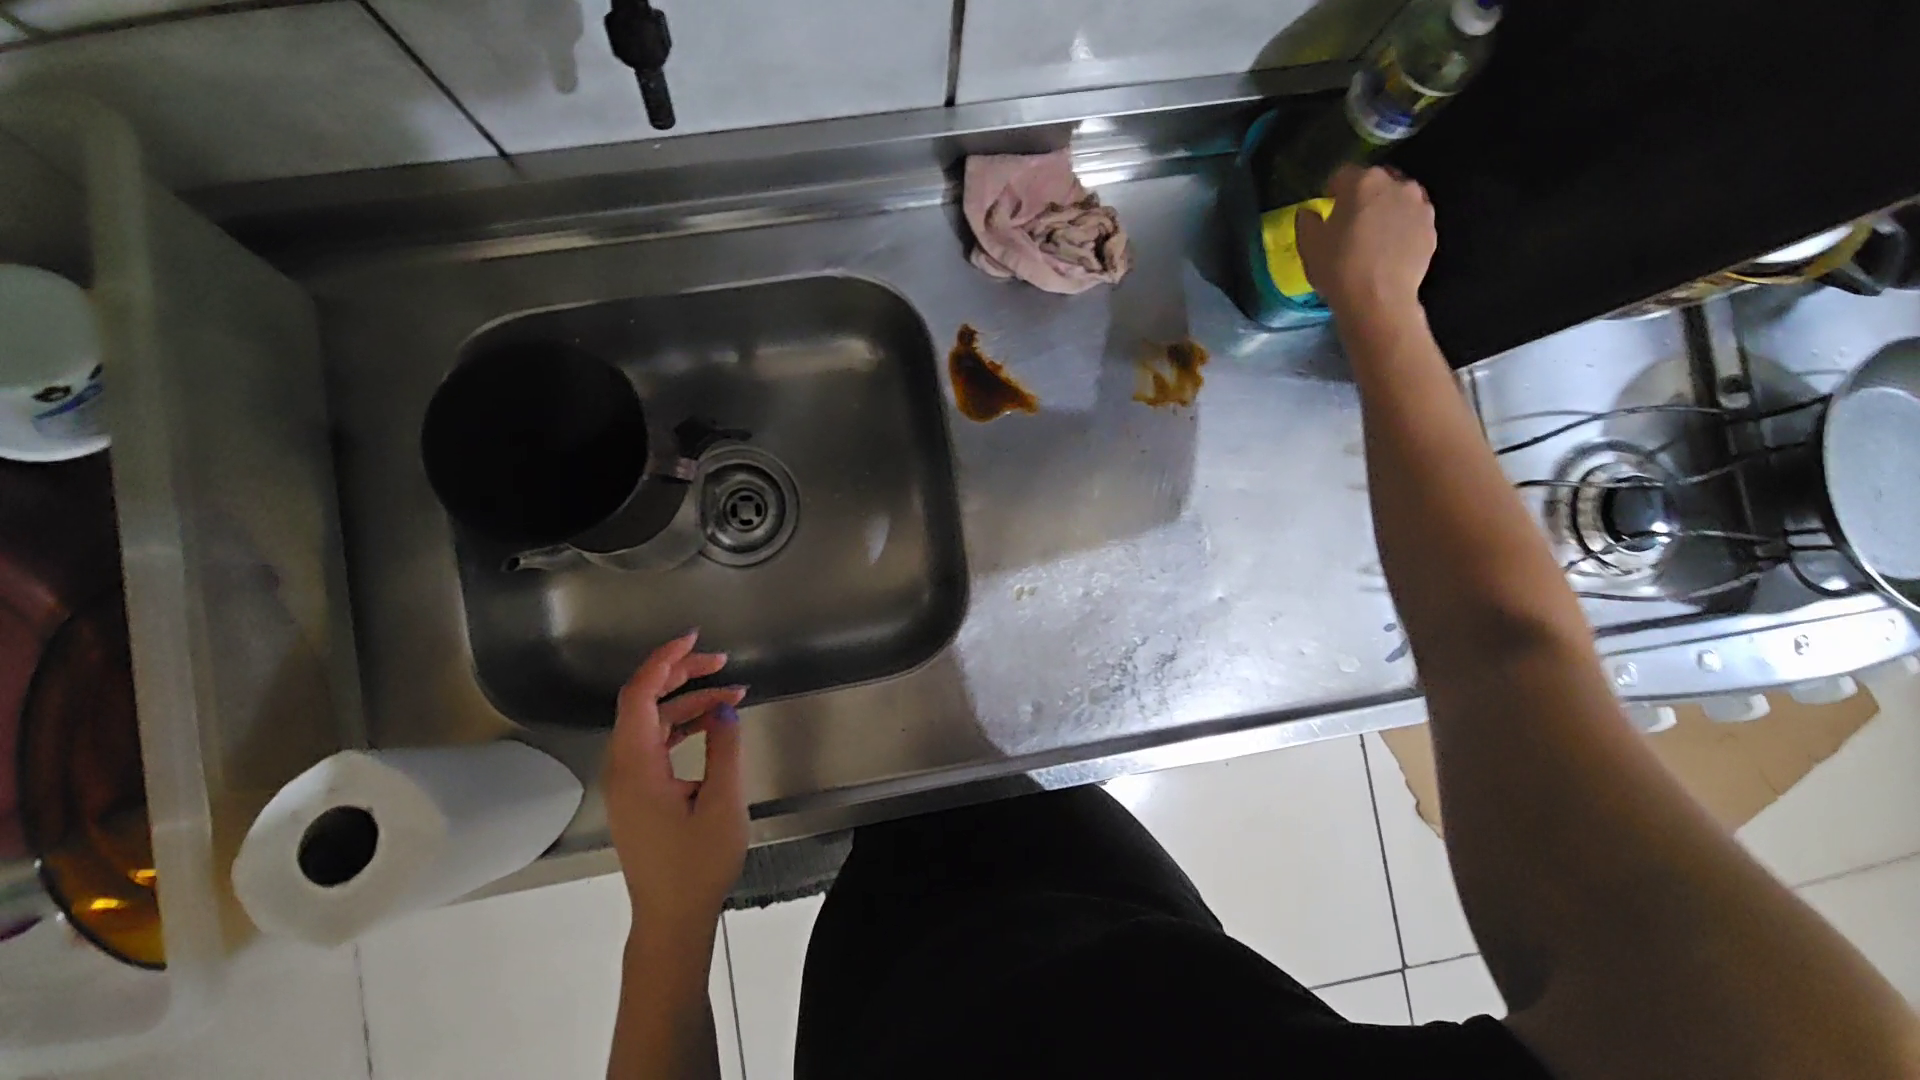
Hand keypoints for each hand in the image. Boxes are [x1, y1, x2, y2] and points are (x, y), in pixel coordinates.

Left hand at [602, 631, 749, 942]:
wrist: (672, 917)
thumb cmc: (697, 865)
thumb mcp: (722, 803)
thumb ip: (724, 748)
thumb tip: (723, 708)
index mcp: (635, 765)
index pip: (639, 695)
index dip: (664, 661)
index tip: (694, 639)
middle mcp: (623, 767)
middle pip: (643, 702)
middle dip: (680, 675)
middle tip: (720, 661)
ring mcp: (629, 781)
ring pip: (652, 722)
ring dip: (688, 701)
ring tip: (731, 691)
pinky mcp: (640, 793)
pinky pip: (657, 743)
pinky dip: (684, 726)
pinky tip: (714, 723)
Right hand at [1296, 165, 1436, 317]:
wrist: (1379, 300)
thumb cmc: (1339, 269)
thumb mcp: (1309, 246)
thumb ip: (1307, 222)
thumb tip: (1309, 212)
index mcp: (1362, 183)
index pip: (1342, 174)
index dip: (1331, 189)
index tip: (1326, 204)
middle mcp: (1396, 185)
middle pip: (1375, 181)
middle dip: (1362, 195)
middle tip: (1350, 219)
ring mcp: (1419, 205)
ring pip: (1398, 198)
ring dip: (1385, 208)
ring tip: (1374, 233)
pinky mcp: (1431, 228)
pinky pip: (1412, 219)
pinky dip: (1402, 226)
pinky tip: (1390, 248)